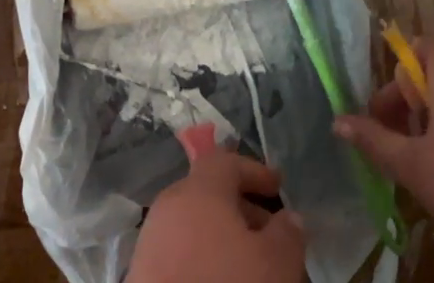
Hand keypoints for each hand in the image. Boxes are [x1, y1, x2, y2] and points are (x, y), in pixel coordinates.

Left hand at [125, 148, 306, 282]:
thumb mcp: (275, 264)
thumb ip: (287, 234)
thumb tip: (289, 216)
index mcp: (198, 191)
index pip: (224, 162)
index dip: (253, 170)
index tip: (279, 186)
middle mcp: (169, 204)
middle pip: (208, 192)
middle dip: (242, 208)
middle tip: (273, 233)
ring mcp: (152, 235)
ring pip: (194, 222)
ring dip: (224, 235)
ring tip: (253, 264)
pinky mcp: (144, 266)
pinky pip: (181, 246)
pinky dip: (205, 253)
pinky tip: (222, 276)